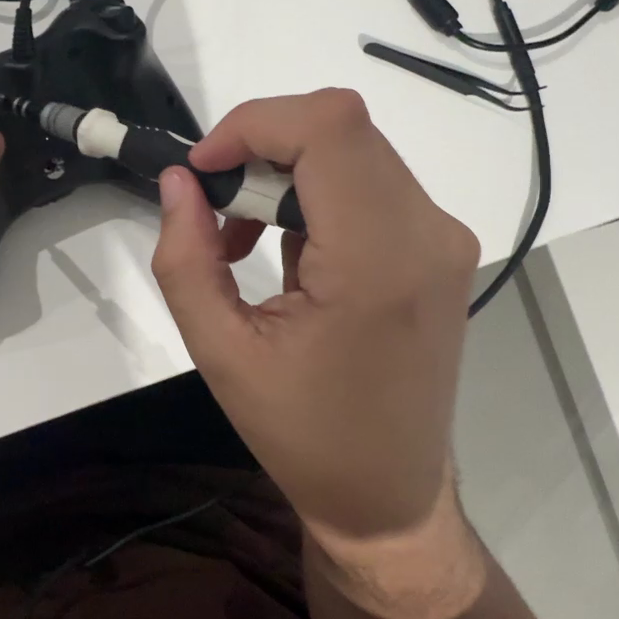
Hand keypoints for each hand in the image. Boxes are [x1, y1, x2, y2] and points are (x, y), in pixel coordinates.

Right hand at [151, 91, 478, 540]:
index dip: (253, 124)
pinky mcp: (438, 251)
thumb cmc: (300, 434)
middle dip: (260, 150)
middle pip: (341, 129)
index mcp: (377, 260)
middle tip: (212, 213)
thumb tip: (176, 183)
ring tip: (239, 246)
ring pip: (354, 153)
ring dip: (283, 176)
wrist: (387, 494)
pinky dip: (312, 200)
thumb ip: (187, 261)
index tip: (200, 172)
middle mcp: (426, 233)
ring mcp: (441, 240)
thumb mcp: (220, 353)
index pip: (328, 126)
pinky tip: (283, 258)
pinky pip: (369, 188)